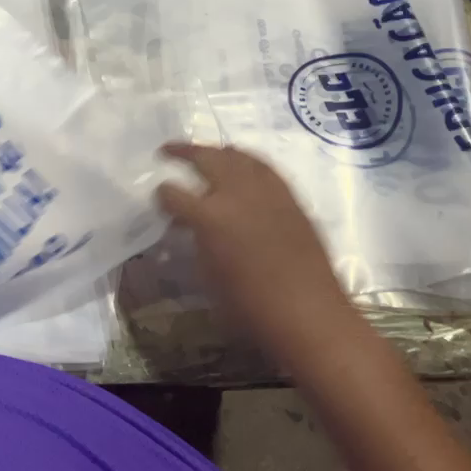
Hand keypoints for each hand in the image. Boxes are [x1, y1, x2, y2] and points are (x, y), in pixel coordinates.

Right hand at [155, 143, 358, 365]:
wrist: (310, 318)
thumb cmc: (250, 308)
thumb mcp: (207, 273)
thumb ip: (195, 239)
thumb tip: (189, 225)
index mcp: (209, 217)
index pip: (172, 192)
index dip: (162, 196)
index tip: (160, 200)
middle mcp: (236, 195)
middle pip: (205, 158)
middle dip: (182, 152)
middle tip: (167, 151)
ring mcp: (267, 193)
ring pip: (237, 155)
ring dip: (216, 152)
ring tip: (206, 154)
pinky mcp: (292, 199)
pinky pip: (265, 168)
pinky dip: (247, 162)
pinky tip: (243, 168)